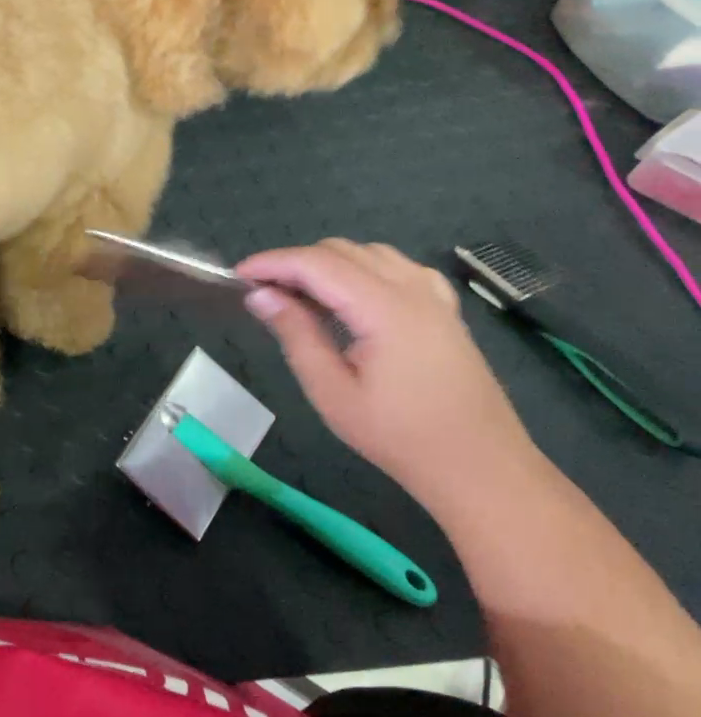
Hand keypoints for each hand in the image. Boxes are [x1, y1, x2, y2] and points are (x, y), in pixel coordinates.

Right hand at [236, 239, 535, 504]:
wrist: (479, 465)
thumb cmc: (398, 434)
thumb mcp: (331, 389)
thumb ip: (296, 334)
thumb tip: (259, 295)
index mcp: (386, 310)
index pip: (318, 263)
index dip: (272, 262)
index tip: (237, 276)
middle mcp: (414, 292)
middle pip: (342, 251)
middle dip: (295, 261)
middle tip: (263, 292)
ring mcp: (435, 299)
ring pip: (370, 253)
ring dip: (328, 263)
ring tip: (299, 295)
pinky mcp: (445, 311)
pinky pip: (398, 268)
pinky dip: (362, 269)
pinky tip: (348, 297)